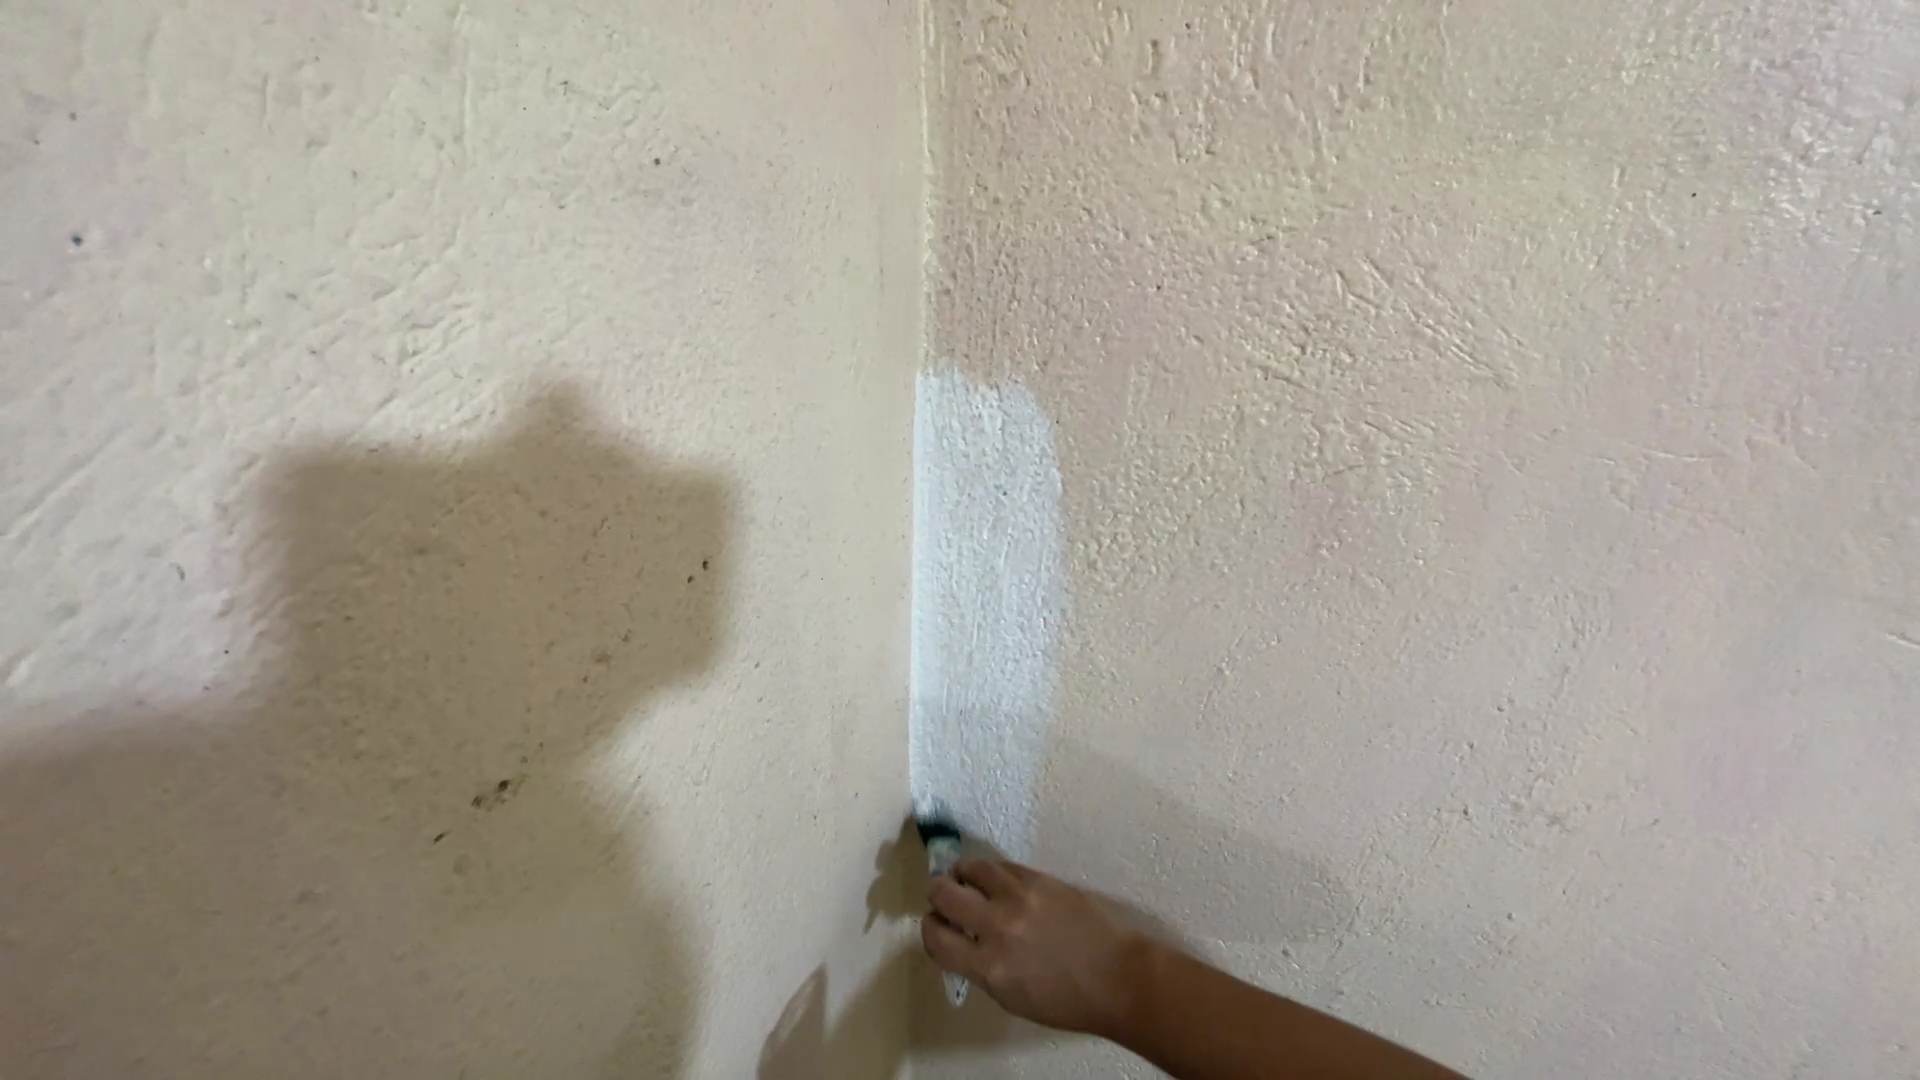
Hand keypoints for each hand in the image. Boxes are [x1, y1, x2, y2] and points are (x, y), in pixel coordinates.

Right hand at [921, 858, 1155, 1036]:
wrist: (1116, 976)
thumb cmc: (1066, 1000)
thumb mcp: (1011, 998)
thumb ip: (979, 968)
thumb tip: (958, 941)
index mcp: (989, 968)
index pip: (935, 938)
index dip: (929, 929)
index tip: (936, 925)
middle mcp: (998, 926)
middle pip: (943, 892)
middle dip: (938, 895)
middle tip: (946, 899)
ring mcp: (1019, 896)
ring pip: (970, 867)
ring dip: (963, 875)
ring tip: (969, 883)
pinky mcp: (1038, 877)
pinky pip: (1000, 865)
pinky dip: (991, 873)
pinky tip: (997, 883)